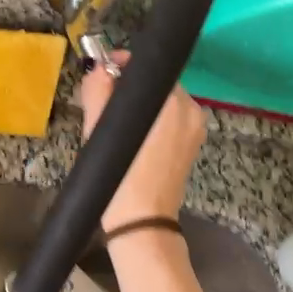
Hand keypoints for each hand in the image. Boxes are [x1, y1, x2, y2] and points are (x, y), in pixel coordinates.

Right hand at [79, 51, 207, 230]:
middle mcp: (191, 110)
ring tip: (114, 129)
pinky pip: (168, 123)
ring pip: (161, 105)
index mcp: (174, 103)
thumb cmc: (120, 179)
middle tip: (101, 108)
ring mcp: (194, 130)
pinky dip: (149, 125)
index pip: (147, 68)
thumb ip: (98, 92)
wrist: (141, 223)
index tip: (99, 76)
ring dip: (137, 109)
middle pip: (154, 86)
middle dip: (127, 91)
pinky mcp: (190, 148)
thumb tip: (98, 68)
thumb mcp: (100, 132)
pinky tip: (131, 143)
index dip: (120, 67)